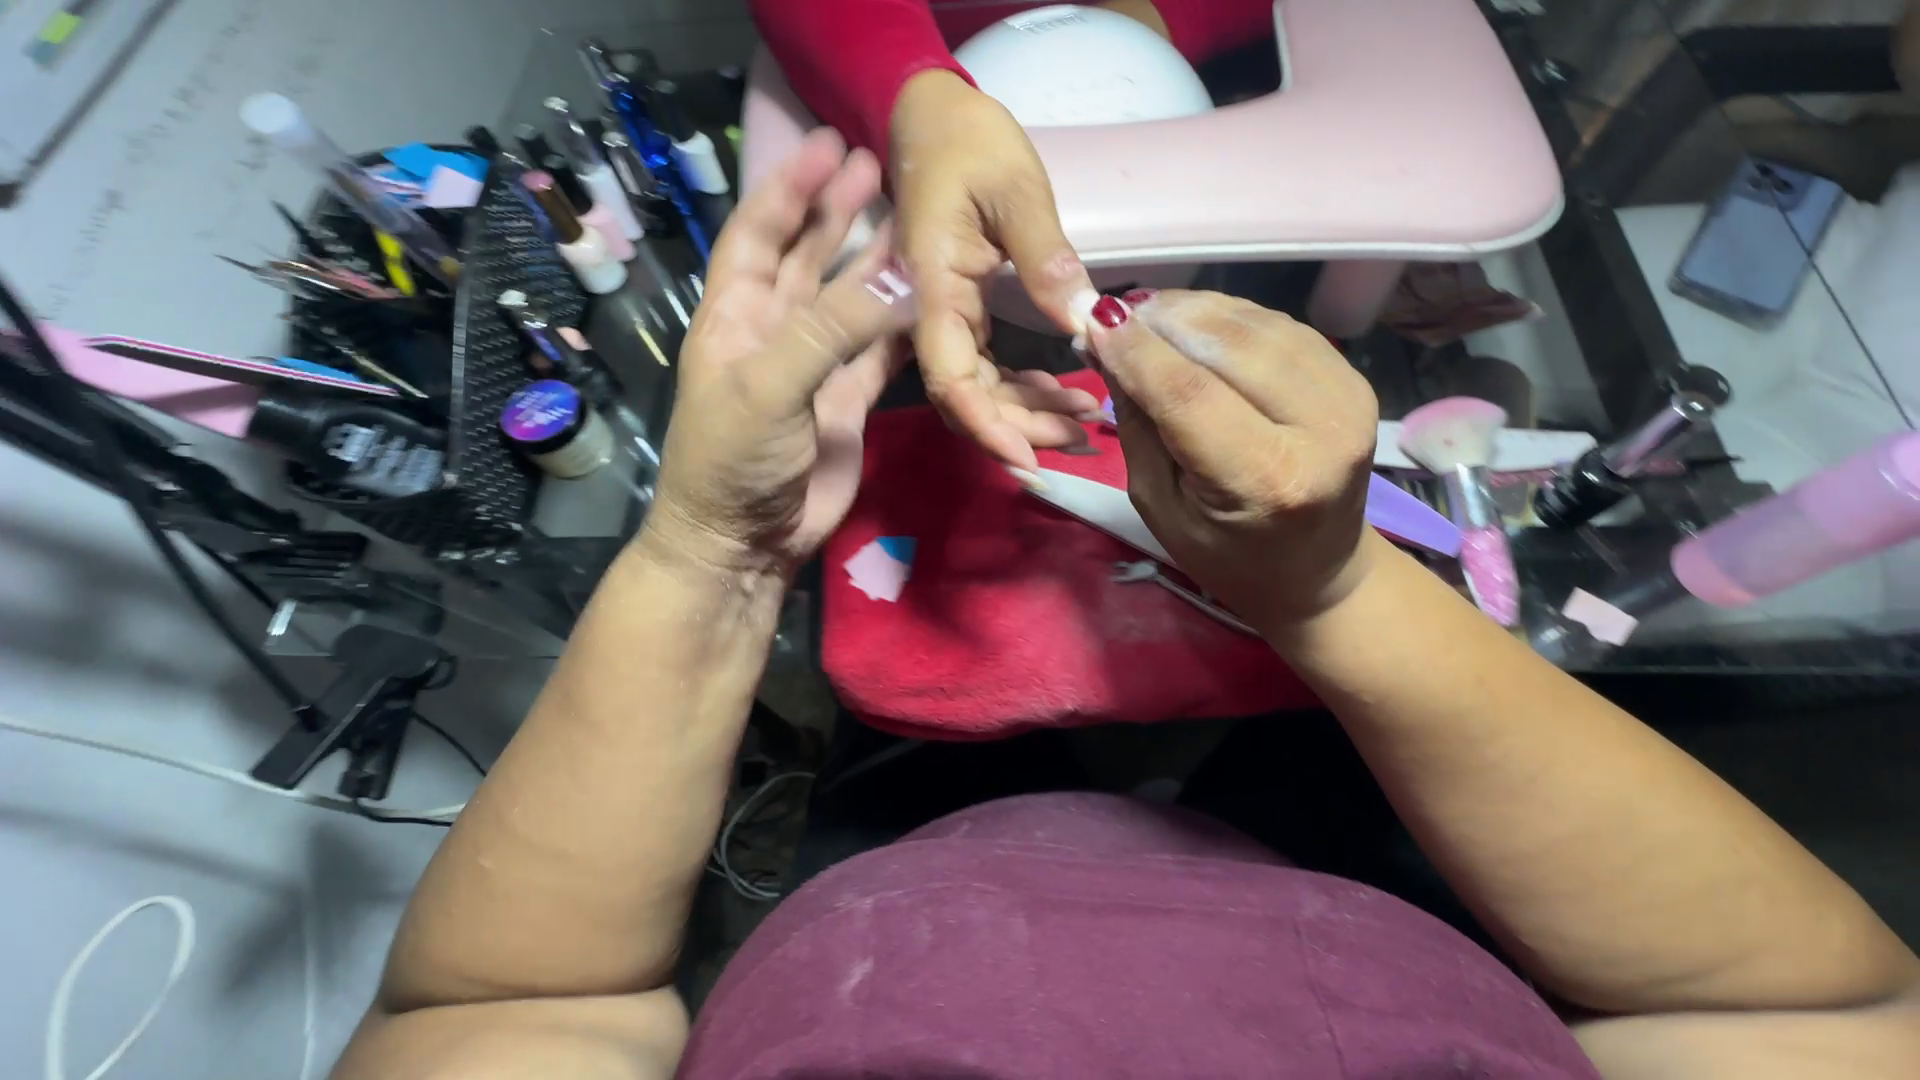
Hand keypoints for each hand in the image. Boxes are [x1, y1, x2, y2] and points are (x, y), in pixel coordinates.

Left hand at [640, 129, 917, 576]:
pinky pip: (878, 353)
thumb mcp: (769, 386)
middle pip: (806, 258)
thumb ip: (830, 330)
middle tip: (877, 166)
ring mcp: (812, 369)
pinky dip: (901, 326)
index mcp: (734, 316)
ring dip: (874, 264)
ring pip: (848, 303)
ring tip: (910, 221)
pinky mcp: (846, 403)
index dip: (790, 188)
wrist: (745, 541)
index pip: (758, 234)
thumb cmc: (733, 460)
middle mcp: (773, 332)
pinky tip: (925, 297)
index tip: (828, 145)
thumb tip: (901, 277)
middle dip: (835, 212)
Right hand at [890, 70, 1101, 470]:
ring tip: (1087, 423)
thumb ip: (1045, 259)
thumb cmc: (967, 141)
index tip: (1029, 459)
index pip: (949, 377)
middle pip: (967, 397)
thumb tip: (1082, 324)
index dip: (985, 425)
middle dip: (1022, 429)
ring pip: (980, 389)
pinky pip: (989, 368)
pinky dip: (1023, 389)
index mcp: (932, 287)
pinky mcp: (962, 314)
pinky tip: (1063, 394)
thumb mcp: (1016, 189)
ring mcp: (945, 318)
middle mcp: (931, 314)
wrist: (931, 119)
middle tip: (1085, 440)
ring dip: (1028, 415)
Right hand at [1086, 290, 1381, 630]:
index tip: (1093, 323)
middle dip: (1162, 318)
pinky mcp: (1354, 378)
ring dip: (1193, 310)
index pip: (1190, 394)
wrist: (1317, 571)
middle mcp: (1320, 430)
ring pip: (1256, 325)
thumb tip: (1110, 347)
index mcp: (1267, 480)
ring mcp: (1347, 398)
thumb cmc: (1226, 556)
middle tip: (1115, 314)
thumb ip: (1138, 426)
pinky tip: (1193, 323)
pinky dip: (1229, 316)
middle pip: (1228, 345)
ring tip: (1147, 315)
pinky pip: (1280, 326)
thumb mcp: (1160, 505)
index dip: (1137, 350)